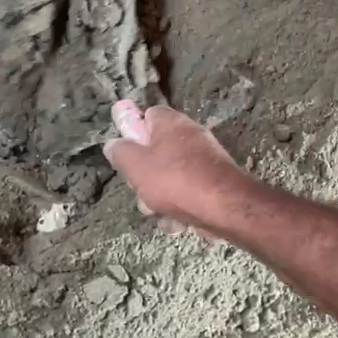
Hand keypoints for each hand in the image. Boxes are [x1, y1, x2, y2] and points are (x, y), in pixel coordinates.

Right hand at [101, 101, 250, 231]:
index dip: (133, 133)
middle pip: (156, 151)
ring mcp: (204, 160)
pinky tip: (178, 222)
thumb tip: (113, 144)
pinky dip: (180, 208)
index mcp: (171, 123)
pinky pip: (188, 192)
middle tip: (141, 190)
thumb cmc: (175, 180)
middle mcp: (190, 136)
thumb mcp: (135, 165)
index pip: (147, 115)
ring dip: (160, 198)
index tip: (126, 153)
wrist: (225, 208)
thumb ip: (120, 152)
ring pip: (170, 176)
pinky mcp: (213, 183)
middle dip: (144, 176)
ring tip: (160, 212)